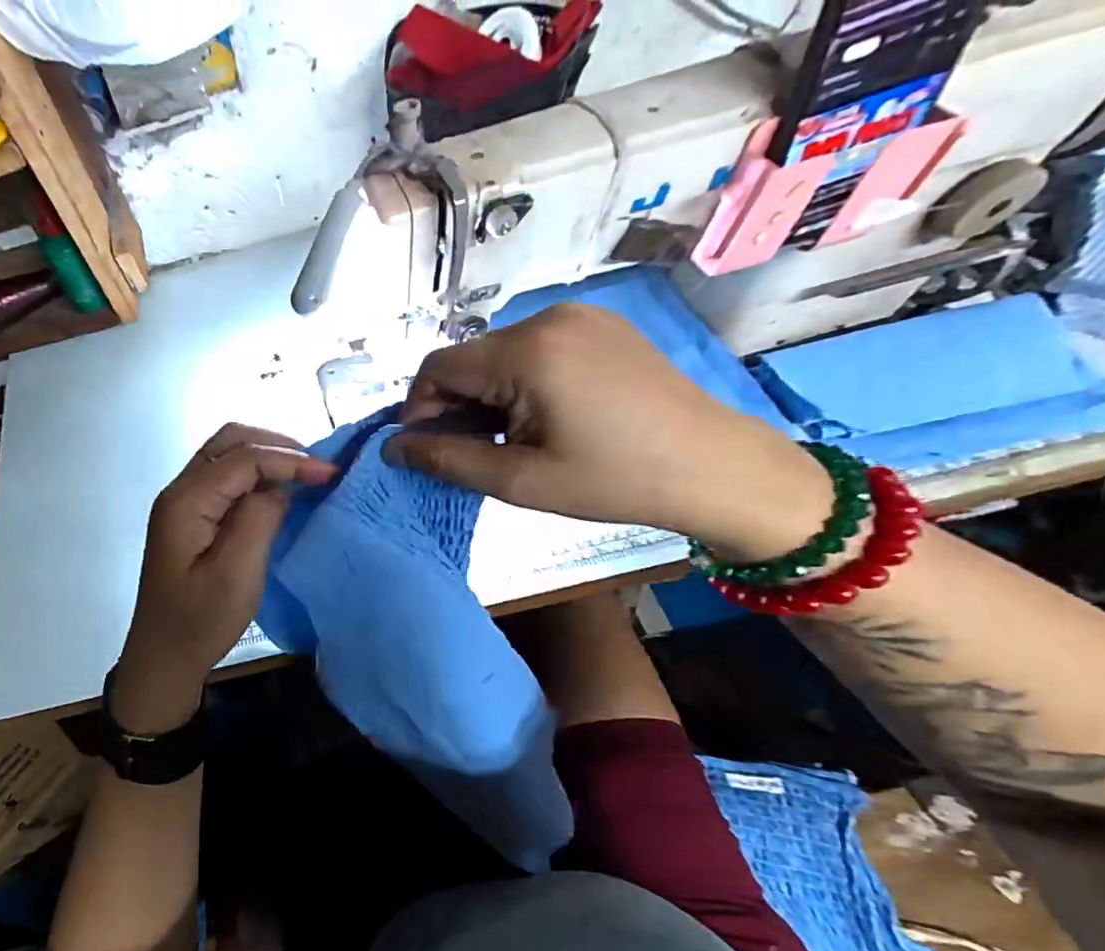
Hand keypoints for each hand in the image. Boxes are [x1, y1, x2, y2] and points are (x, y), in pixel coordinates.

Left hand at [115, 424, 336, 731]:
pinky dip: (258, 475)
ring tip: (305, 475)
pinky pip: (227, 479)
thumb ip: (259, 519)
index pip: (244, 458)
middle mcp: (180, 491)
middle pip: (230, 441)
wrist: (164, 657)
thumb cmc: (201, 620)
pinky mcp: (193, 518)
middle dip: (278, 446)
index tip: (331, 474)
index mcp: (187, 501)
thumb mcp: (236, 573)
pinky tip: (281, 492)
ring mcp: (184, 503)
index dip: (291, 460)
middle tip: (317, 468)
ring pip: (228, 455)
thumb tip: (281, 489)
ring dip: (268, 456)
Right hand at [388, 304, 831, 560]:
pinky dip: (524, 380)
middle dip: (455, 404)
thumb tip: (394, 447)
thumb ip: (449, 460)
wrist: (710, 466)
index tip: (426, 451)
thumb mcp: (522, 479)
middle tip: (469, 453)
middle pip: (471, 357)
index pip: (438, 367)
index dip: (418, 409)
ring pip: (504, 352)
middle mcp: (549, 317)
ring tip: (510, 440)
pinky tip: (545, 417)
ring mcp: (582, 316)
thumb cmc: (613, 480)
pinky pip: (541, 347)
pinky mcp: (605, 326)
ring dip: (489, 393)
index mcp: (526, 351)